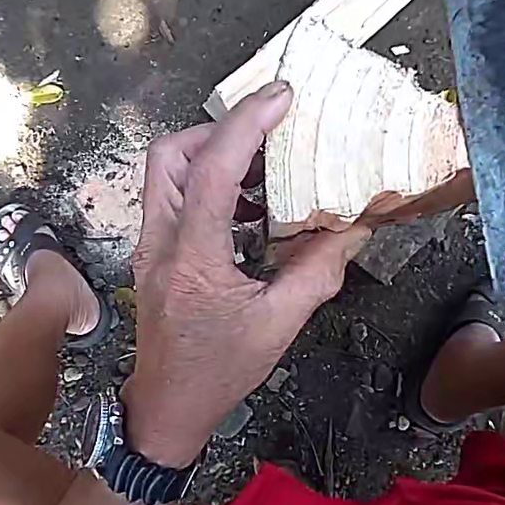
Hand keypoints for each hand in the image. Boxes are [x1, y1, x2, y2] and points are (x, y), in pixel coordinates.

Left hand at [121, 83, 368, 464]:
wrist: (166, 407)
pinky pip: (175, 195)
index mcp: (193, 257)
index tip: (280, 98)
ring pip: (166, 171)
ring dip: (212, 154)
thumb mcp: (279, 323)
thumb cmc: (218, 370)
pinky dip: (209, 182)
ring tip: (263, 167)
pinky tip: (248, 206)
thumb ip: (318, 270)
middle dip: (218, 130)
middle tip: (266, 132)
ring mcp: (151, 244)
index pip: (212, 170)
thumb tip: (353, 228)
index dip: (247, 125)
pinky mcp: (156, 251)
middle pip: (170, 154)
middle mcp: (161, 240)